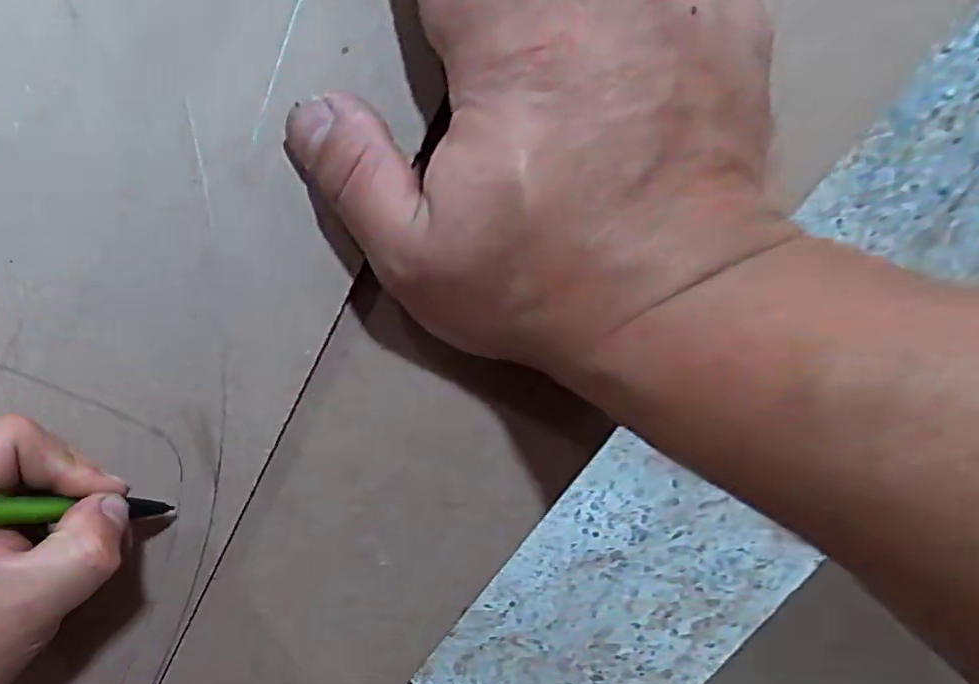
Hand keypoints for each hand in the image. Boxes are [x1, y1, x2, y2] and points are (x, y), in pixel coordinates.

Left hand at [0, 416, 130, 683]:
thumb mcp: (39, 598)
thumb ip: (87, 546)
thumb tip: (114, 503)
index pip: (14, 441)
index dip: (70, 465)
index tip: (109, 504)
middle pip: (18, 457)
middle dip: (68, 489)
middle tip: (103, 525)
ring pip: (17, 482)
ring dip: (59, 509)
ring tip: (81, 546)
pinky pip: (8, 509)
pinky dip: (43, 526)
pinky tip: (53, 556)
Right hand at [284, 0, 801, 374]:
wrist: (668, 302)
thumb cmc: (523, 284)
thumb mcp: (409, 252)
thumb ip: (354, 175)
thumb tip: (309, 112)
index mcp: (516, 56)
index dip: (422, 4)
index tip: (409, 28)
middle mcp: (604, 6)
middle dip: (478, 11)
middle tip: (452, 42)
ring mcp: (680, 4)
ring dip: (533, 12)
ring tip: (509, 41)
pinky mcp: (727, 22)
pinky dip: (616, 9)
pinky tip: (589, 40)